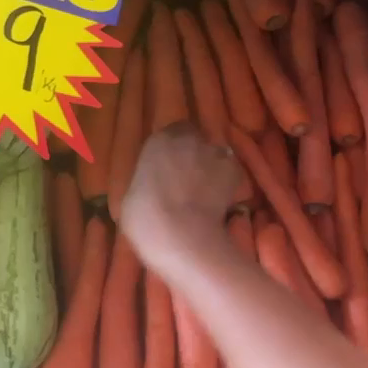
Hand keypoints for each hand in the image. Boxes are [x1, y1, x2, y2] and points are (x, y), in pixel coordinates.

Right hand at [121, 123, 240, 260]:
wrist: (182, 235)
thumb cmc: (145, 218)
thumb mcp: (133, 195)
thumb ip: (148, 180)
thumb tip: (153, 185)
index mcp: (159, 141)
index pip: (173, 132)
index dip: (175, 149)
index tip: (171, 165)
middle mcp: (189, 140)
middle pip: (196, 141)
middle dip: (194, 156)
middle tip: (188, 180)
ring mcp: (215, 153)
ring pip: (215, 156)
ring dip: (212, 168)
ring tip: (206, 193)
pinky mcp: (235, 171)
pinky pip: (230, 174)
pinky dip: (227, 183)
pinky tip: (220, 202)